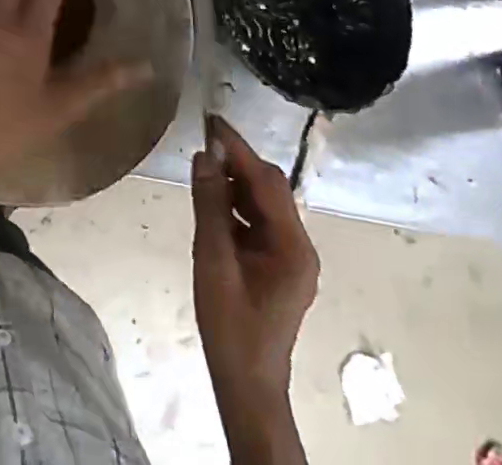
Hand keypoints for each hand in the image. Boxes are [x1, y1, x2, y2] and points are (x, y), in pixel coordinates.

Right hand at [192, 116, 320, 397]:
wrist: (246, 381)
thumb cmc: (229, 326)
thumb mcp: (213, 262)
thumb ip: (210, 206)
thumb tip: (204, 156)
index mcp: (293, 246)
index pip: (266, 182)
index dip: (238, 149)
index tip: (212, 120)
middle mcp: (299, 245)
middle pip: (270, 189)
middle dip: (238, 162)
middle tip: (202, 140)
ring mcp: (290, 256)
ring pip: (263, 204)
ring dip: (235, 184)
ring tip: (203, 168)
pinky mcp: (277, 264)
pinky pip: (257, 222)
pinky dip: (235, 207)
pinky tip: (212, 203)